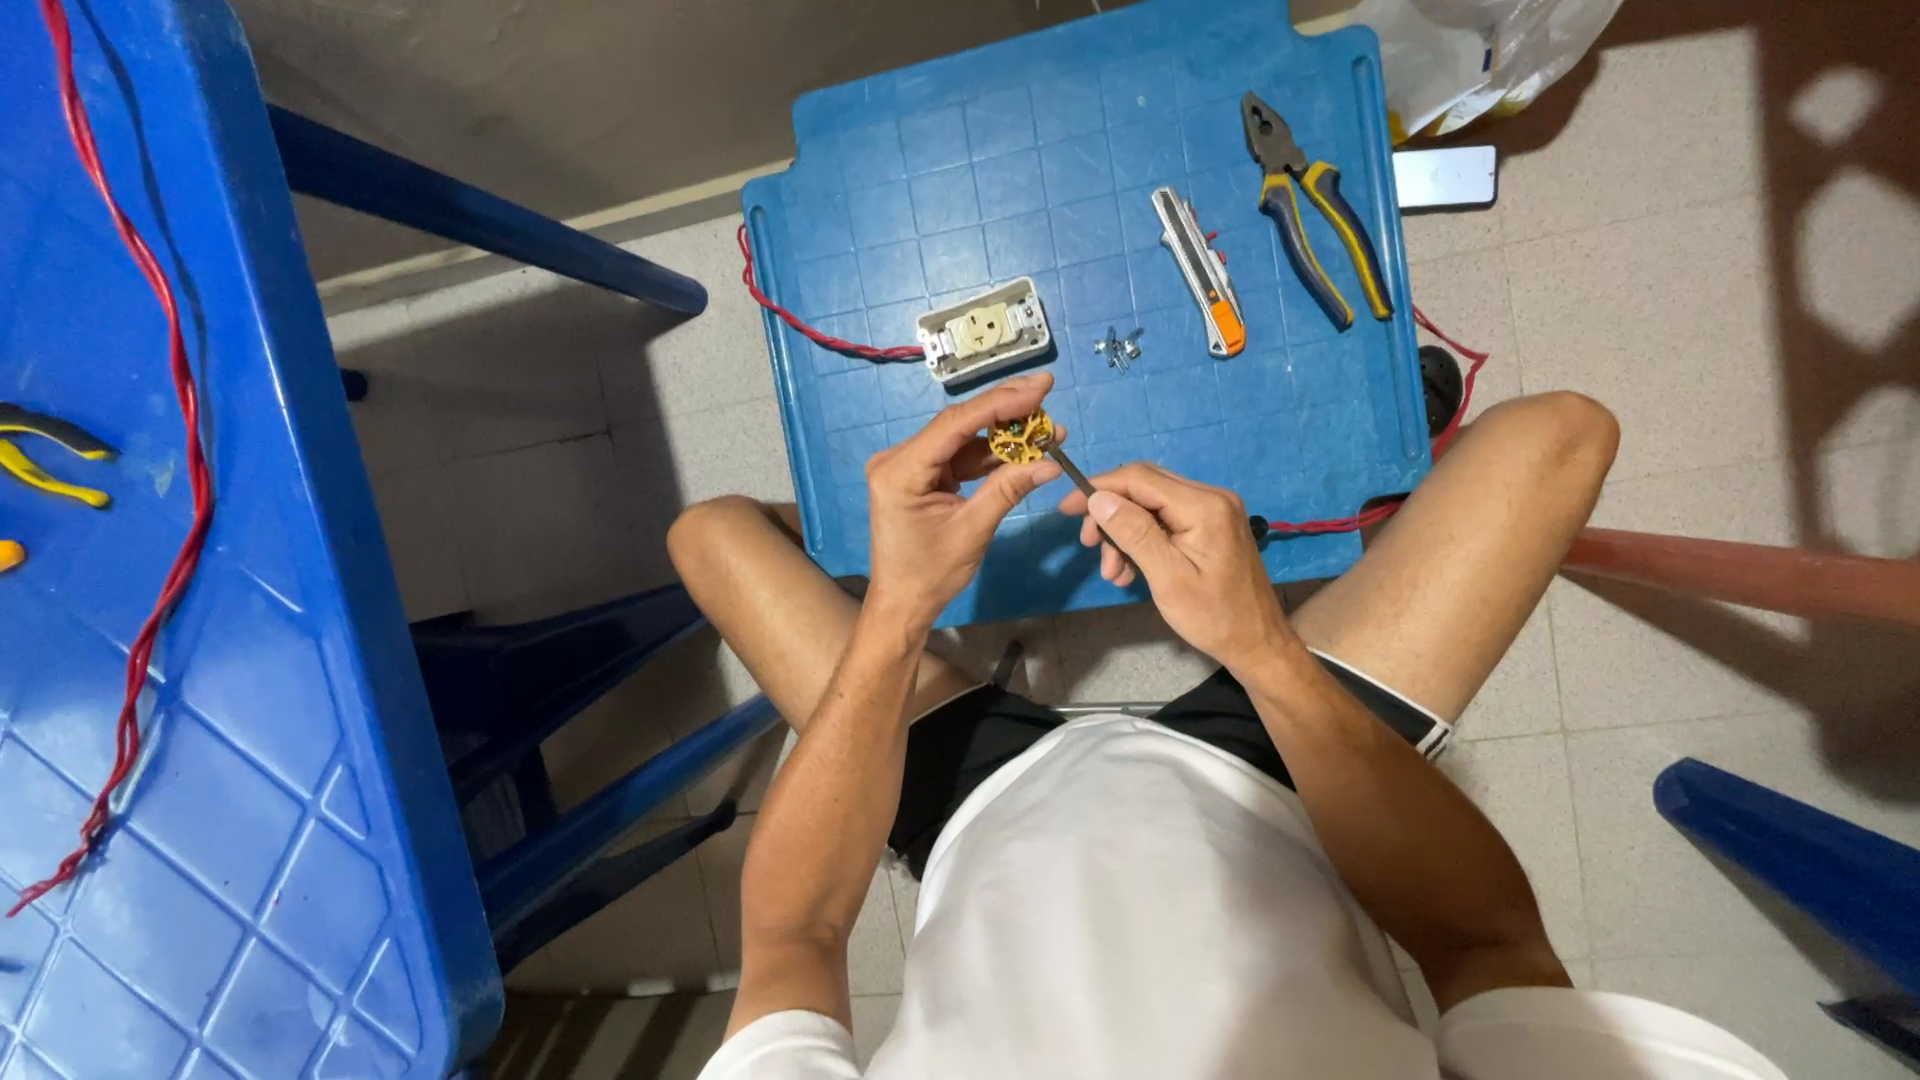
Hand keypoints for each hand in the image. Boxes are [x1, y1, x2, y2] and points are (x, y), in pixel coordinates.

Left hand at [864, 373, 1061, 630]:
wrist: (902, 603)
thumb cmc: (930, 575)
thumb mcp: (973, 531)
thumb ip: (1008, 490)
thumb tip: (1051, 462)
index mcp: (900, 471)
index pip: (955, 425)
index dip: (999, 403)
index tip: (1039, 386)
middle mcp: (898, 459)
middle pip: (958, 424)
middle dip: (1005, 411)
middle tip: (1046, 392)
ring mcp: (908, 466)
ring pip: (962, 438)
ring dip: (1003, 435)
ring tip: (1046, 429)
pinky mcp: (921, 476)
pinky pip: (959, 456)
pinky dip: (990, 455)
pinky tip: (1022, 449)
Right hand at [1058, 463, 1294, 672]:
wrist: (1257, 642)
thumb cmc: (1213, 617)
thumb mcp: (1167, 578)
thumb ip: (1134, 534)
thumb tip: (1098, 499)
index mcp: (1204, 507)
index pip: (1140, 479)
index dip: (1098, 489)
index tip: (1067, 509)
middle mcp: (1211, 497)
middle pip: (1144, 486)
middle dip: (1109, 512)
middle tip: (1088, 544)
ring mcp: (1213, 509)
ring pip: (1151, 504)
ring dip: (1123, 531)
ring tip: (1112, 570)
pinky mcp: (1211, 524)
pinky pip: (1166, 519)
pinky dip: (1142, 538)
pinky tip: (1130, 569)